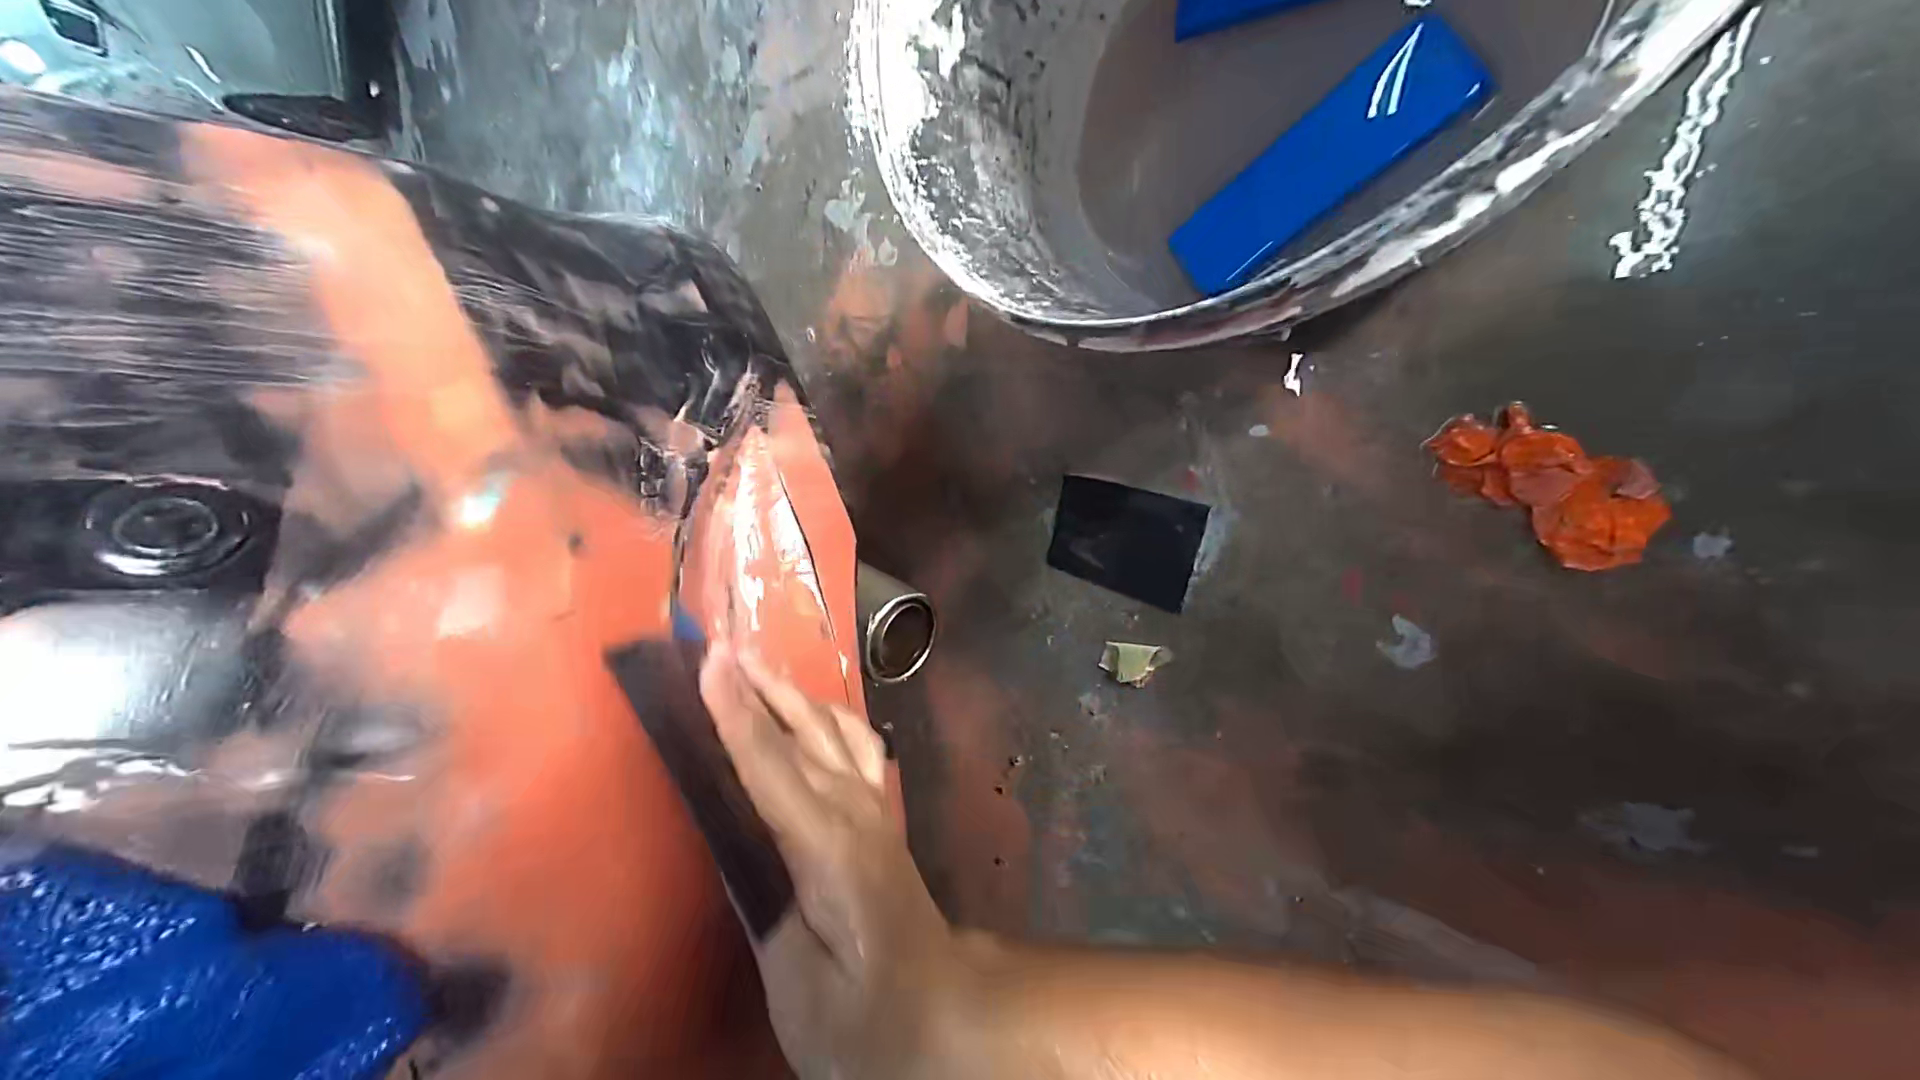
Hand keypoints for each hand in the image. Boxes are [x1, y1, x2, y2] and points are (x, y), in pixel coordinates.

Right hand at [699, 644, 966, 1079]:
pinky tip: (814, 711)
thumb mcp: (797, 982)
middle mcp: (856, 809)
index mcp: (828, 847)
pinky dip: (830, 715)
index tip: (710, 660)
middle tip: (720, 642)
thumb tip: (732, 838)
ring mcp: (876, 804)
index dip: (735, 710)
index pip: (770, 765)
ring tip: (755, 664)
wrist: (943, 1009)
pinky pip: (859, 744)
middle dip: (759, 683)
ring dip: (792, 692)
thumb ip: (764, 904)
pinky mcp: (883, 811)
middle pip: (800, 731)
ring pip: (832, 727)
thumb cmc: (864, 1014)